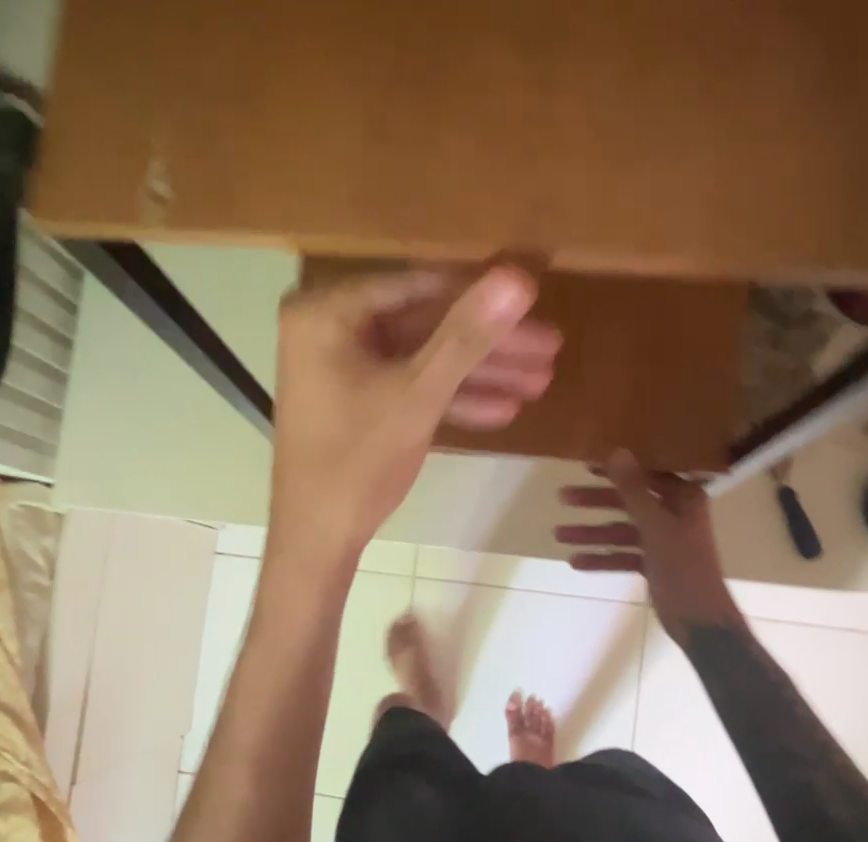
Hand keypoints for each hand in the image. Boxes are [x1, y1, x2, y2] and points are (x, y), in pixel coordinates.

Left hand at [271, 267, 558, 555]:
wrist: (316, 538)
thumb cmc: (358, 461)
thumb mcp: (418, 394)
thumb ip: (468, 335)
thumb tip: (518, 278)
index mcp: (326, 312)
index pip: (418, 286)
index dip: (480, 294)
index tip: (535, 298)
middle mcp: (326, 328)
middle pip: (423, 324)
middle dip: (488, 344)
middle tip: (550, 347)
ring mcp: (338, 367)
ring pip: (420, 358)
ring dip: (478, 373)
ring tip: (541, 382)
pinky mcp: (352, 400)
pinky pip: (406, 386)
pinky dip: (448, 398)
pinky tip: (504, 410)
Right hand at [556, 449, 738, 641]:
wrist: (699, 619)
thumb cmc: (683, 566)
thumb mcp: (654, 524)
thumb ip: (633, 489)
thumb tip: (616, 451)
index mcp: (683, 499)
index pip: (646, 474)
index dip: (617, 470)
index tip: (587, 466)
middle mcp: (674, 515)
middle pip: (628, 502)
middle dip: (595, 502)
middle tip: (563, 497)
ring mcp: (663, 541)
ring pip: (621, 531)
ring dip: (592, 533)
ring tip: (559, 535)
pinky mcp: (654, 564)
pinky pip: (623, 555)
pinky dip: (602, 557)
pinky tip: (576, 561)